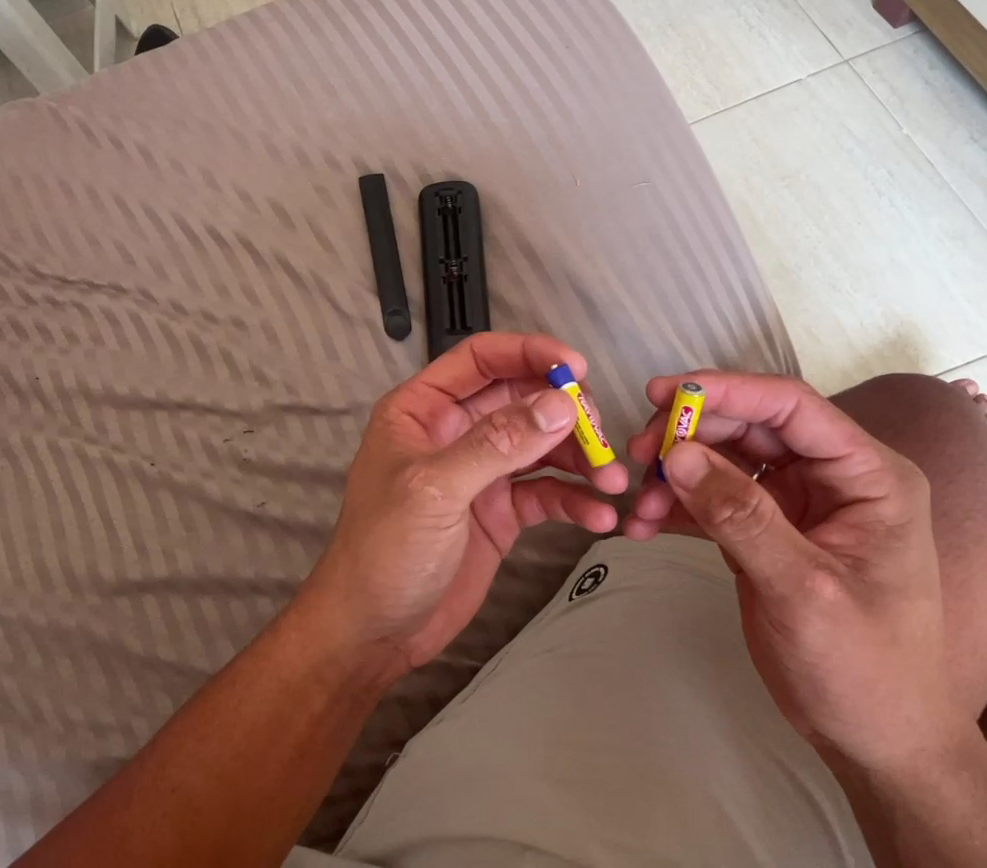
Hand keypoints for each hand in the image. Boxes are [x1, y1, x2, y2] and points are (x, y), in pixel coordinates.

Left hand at [303, 333, 629, 672]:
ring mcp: (479, 472)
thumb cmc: (383, 552)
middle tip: (602, 436)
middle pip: (521, 400)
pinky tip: (598, 514)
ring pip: (540, 445)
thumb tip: (559, 405)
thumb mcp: (436, 489)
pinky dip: (573, 499)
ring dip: (580, 457)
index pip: (481, 359)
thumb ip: (497, 444)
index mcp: (422, 409)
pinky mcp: (499, 512)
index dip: (530, 353)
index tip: (578, 368)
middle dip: (565, 412)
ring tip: (612, 480)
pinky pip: (545, 492)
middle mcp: (453, 432)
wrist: (374, 631)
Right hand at [622, 371, 966, 773]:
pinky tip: (646, 525)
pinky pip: (712, 498)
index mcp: (868, 476)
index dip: (727, 391)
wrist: (876, 740)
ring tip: (640, 508)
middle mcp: (832, 478)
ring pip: (723, 459)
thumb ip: (741, 517)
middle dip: (689, 435)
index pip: (792, 408)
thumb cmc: (864, 666)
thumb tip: (677, 454)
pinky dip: (677, 506)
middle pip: (749, 428)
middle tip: (635, 456)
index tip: (662, 393)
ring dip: (676, 474)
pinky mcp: (765, 531)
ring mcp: (796, 503)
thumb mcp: (803, 589)